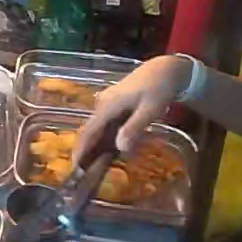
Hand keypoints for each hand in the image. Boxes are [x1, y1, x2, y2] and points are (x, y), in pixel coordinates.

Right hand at [74, 55, 194, 164]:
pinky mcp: (115, 102)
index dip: (80, 150)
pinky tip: (110, 148)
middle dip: (86, 151)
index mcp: (109, 105)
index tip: (75, 169)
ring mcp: (108, 101)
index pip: (88, 131)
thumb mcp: (150, 110)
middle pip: (90, 130)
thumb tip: (119, 148)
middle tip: (85, 174)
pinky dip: (105, 137)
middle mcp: (104, 103)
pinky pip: (106, 123)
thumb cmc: (159, 88)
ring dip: (96, 145)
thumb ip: (134, 128)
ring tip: (95, 165)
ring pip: (98, 127)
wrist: (166, 68)